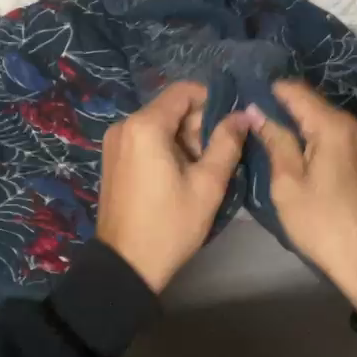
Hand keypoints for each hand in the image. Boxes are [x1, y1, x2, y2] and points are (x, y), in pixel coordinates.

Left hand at [96, 82, 256, 292]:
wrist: (126, 266)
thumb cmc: (170, 225)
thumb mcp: (207, 185)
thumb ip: (227, 143)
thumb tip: (244, 114)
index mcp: (145, 125)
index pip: (184, 91)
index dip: (212, 100)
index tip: (231, 123)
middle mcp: (125, 124)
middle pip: (171, 107)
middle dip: (198, 124)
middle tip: (219, 154)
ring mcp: (115, 141)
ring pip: (159, 123)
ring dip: (184, 138)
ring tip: (203, 169)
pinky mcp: (113, 157)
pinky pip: (145, 138)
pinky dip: (166, 147)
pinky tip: (180, 174)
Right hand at [250, 79, 356, 316]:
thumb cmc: (324, 224)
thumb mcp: (288, 184)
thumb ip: (275, 141)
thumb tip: (256, 110)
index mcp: (334, 125)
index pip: (295, 89)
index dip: (267, 89)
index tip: (242, 95)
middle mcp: (353, 123)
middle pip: (310, 103)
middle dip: (281, 107)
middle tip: (249, 118)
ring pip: (322, 120)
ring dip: (297, 125)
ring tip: (266, 134)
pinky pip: (334, 136)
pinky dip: (314, 138)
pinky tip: (295, 152)